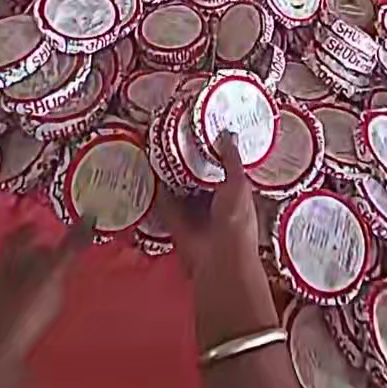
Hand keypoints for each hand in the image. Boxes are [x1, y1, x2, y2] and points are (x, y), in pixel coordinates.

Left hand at [0, 221, 89, 360]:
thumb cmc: (23, 312)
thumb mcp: (52, 273)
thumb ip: (71, 246)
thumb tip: (90, 216)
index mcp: (9, 261)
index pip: (16, 236)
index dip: (29, 228)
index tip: (44, 224)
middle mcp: (3, 280)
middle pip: (18, 260)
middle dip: (36, 253)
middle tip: (59, 248)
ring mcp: (3, 307)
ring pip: (22, 283)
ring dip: (39, 278)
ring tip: (62, 277)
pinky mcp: (8, 331)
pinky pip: (26, 307)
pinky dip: (39, 302)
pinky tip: (54, 308)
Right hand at [161, 135, 278, 348]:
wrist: (217, 260)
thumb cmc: (236, 219)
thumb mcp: (238, 184)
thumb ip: (231, 160)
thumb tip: (228, 132)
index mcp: (234, 192)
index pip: (223, 166)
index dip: (214, 149)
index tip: (202, 126)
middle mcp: (213, 200)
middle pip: (199, 175)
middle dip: (189, 158)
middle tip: (176, 130)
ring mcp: (193, 212)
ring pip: (180, 186)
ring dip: (171, 171)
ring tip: (159, 142)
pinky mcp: (175, 221)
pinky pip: (164, 201)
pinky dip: (156, 188)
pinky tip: (148, 166)